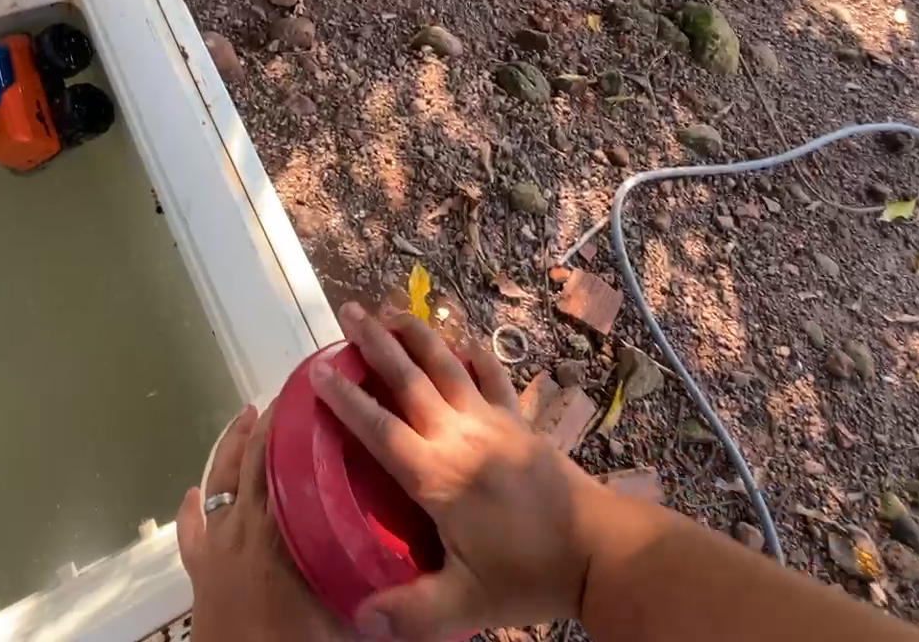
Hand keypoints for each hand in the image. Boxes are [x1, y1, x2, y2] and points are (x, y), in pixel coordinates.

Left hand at [176, 404, 354, 641]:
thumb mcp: (344, 612)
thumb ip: (366, 577)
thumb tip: (398, 551)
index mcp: (277, 528)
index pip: (281, 461)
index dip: (291, 426)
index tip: (307, 397)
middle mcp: (242, 524)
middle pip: (251, 459)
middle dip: (267, 424)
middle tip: (285, 398)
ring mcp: (215, 543)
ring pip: (220, 479)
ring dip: (232, 445)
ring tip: (246, 415)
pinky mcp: (197, 568)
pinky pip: (191, 528)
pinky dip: (192, 506)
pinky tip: (194, 491)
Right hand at [310, 302, 594, 641]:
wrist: (599, 548)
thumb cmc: (529, 573)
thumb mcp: (468, 602)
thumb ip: (414, 610)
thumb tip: (359, 618)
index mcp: (436, 475)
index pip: (379, 428)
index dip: (347, 399)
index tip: (319, 371)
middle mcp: (457, 434)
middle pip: (409, 378)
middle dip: (375, 342)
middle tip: (350, 312)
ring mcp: (490, 419)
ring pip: (446, 364)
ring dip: (416, 332)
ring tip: (390, 309)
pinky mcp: (516, 417)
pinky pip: (491, 373)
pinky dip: (473, 352)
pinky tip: (460, 337)